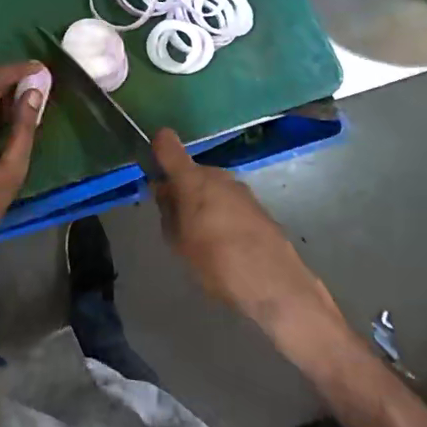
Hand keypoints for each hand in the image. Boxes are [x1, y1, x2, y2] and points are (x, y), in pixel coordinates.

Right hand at [151, 129, 340, 336]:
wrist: (274, 283)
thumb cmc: (216, 262)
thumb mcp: (178, 242)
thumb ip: (167, 211)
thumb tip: (164, 191)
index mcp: (192, 179)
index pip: (167, 144)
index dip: (157, 148)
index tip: (153, 167)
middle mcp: (217, 175)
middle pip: (191, 171)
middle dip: (182, 188)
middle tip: (177, 219)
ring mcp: (240, 188)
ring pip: (211, 186)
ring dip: (203, 201)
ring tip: (203, 236)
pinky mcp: (257, 205)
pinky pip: (229, 200)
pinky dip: (222, 212)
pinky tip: (226, 242)